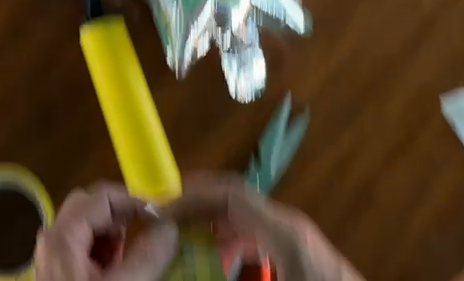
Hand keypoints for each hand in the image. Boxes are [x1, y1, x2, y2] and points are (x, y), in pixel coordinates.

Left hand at [34, 182, 179, 280]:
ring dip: (118, 233)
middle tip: (154, 229)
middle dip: (124, 214)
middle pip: (92, 207)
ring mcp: (56, 258)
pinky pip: (87, 250)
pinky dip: (109, 252)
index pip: (101, 197)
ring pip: (90, 228)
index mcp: (63, 235)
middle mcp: (54, 239)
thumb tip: (170, 226)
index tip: (164, 215)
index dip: (134, 200)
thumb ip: (147, 256)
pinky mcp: (63, 275)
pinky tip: (128, 269)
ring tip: (144, 251)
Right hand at [161, 174, 362, 280]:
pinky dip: (232, 242)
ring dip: (212, 225)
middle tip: (165, 223)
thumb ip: (230, 270)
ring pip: (245, 217)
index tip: (162, 210)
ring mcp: (296, 237)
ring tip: (184, 245)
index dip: (192, 195)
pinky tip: (218, 263)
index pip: (229, 193)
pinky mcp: (301, 253)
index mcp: (283, 230)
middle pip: (234, 200)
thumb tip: (192, 269)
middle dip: (197, 206)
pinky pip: (258, 235)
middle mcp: (289, 224)